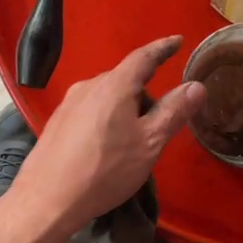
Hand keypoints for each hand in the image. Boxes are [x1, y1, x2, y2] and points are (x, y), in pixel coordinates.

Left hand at [13, 36, 206, 232]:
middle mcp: (89, 86)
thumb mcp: (148, 144)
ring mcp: (69, 103)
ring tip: (132, 143)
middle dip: (145, 94)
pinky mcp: (57, 122)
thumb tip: (196, 85)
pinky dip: (107, 119)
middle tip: (158, 125)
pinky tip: (106, 149)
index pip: (144, 57)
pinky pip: (91, 110)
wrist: (45, 201)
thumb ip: (173, 112)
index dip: (163, 48)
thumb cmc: (104, 171)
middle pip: (126, 80)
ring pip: (108, 96)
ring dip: (125, 109)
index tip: (178, 41)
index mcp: (114, 85)